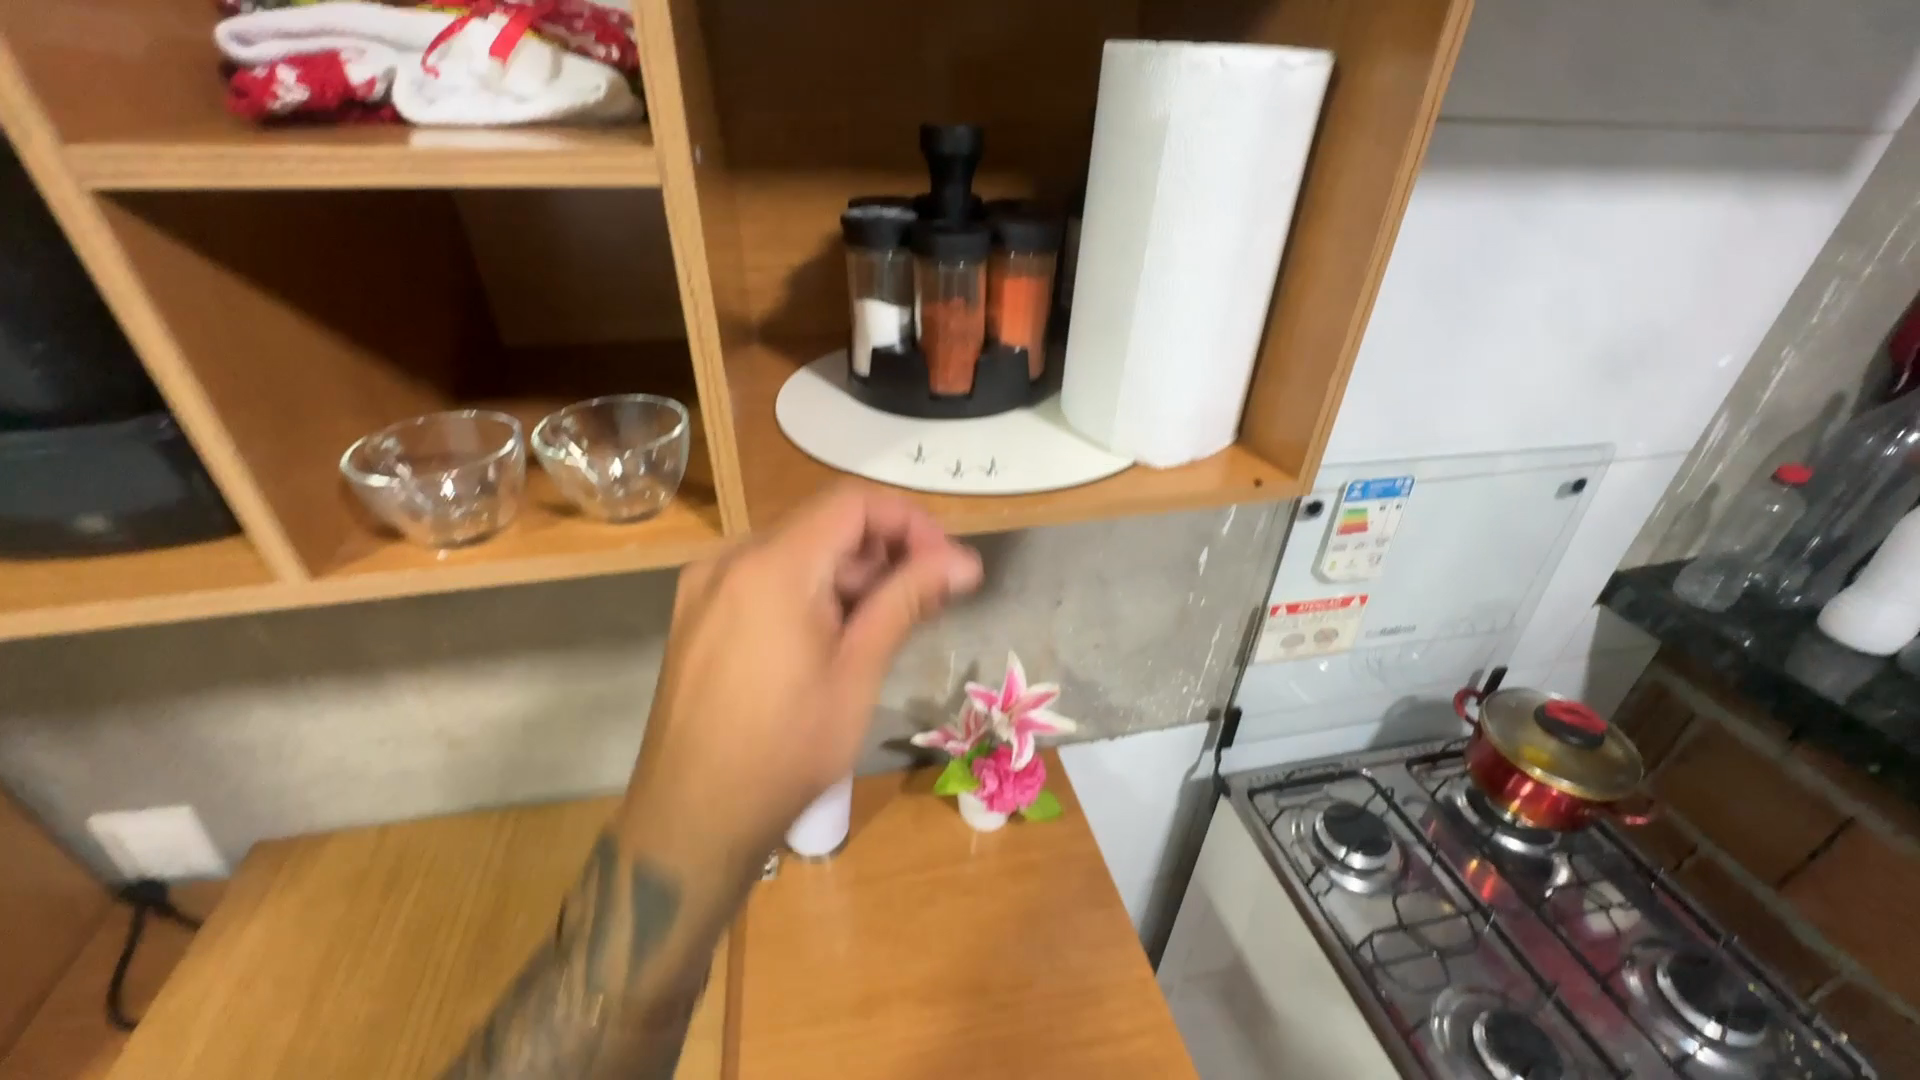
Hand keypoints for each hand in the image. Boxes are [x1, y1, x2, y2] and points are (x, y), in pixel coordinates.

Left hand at [618, 484, 981, 877]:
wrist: (691, 819)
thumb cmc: (785, 750)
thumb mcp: (858, 672)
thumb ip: (908, 600)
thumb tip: (965, 562)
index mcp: (771, 565)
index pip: (853, 503)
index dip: (910, 522)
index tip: (947, 564)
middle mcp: (729, 559)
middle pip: (823, 526)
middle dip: (884, 555)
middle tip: (929, 601)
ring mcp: (705, 587)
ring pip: (795, 554)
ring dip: (850, 577)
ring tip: (888, 625)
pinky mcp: (697, 617)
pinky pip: (764, 582)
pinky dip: (810, 594)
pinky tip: (836, 639)